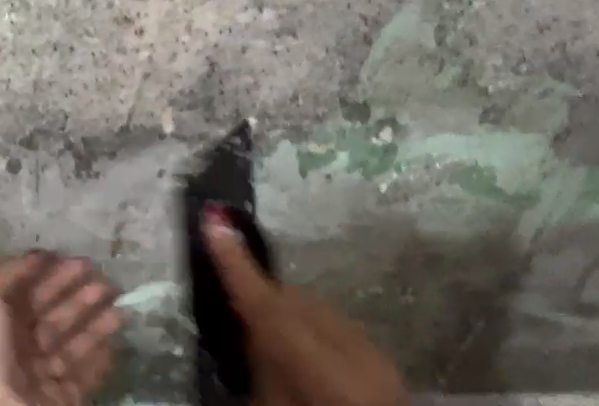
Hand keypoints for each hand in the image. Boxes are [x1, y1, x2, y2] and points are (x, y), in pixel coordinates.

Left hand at [0, 251, 123, 405]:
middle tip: (105, 278)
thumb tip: (38, 254)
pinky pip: (83, 377)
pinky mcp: (60, 401)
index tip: (79, 260)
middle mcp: (18, 349)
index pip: (30, 294)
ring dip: (95, 322)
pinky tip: (114, 339)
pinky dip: (99, 359)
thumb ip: (10, 272)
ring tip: (118, 303)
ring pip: (72, 345)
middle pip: (54, 317)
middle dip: (79, 295)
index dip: (53, 275)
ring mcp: (40, 377)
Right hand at [202, 210, 407, 405]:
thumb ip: (260, 365)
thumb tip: (245, 322)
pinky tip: (303, 361)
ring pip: (315, 312)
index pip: (271, 309)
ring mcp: (379, 360)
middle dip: (263, 303)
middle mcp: (360, 358)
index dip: (237, 266)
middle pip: (294, 304)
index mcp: (327, 378)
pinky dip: (312, 334)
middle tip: (235, 318)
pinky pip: (335, 330)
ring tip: (270, 347)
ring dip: (288, 318)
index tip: (212, 220)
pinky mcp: (386, 366)